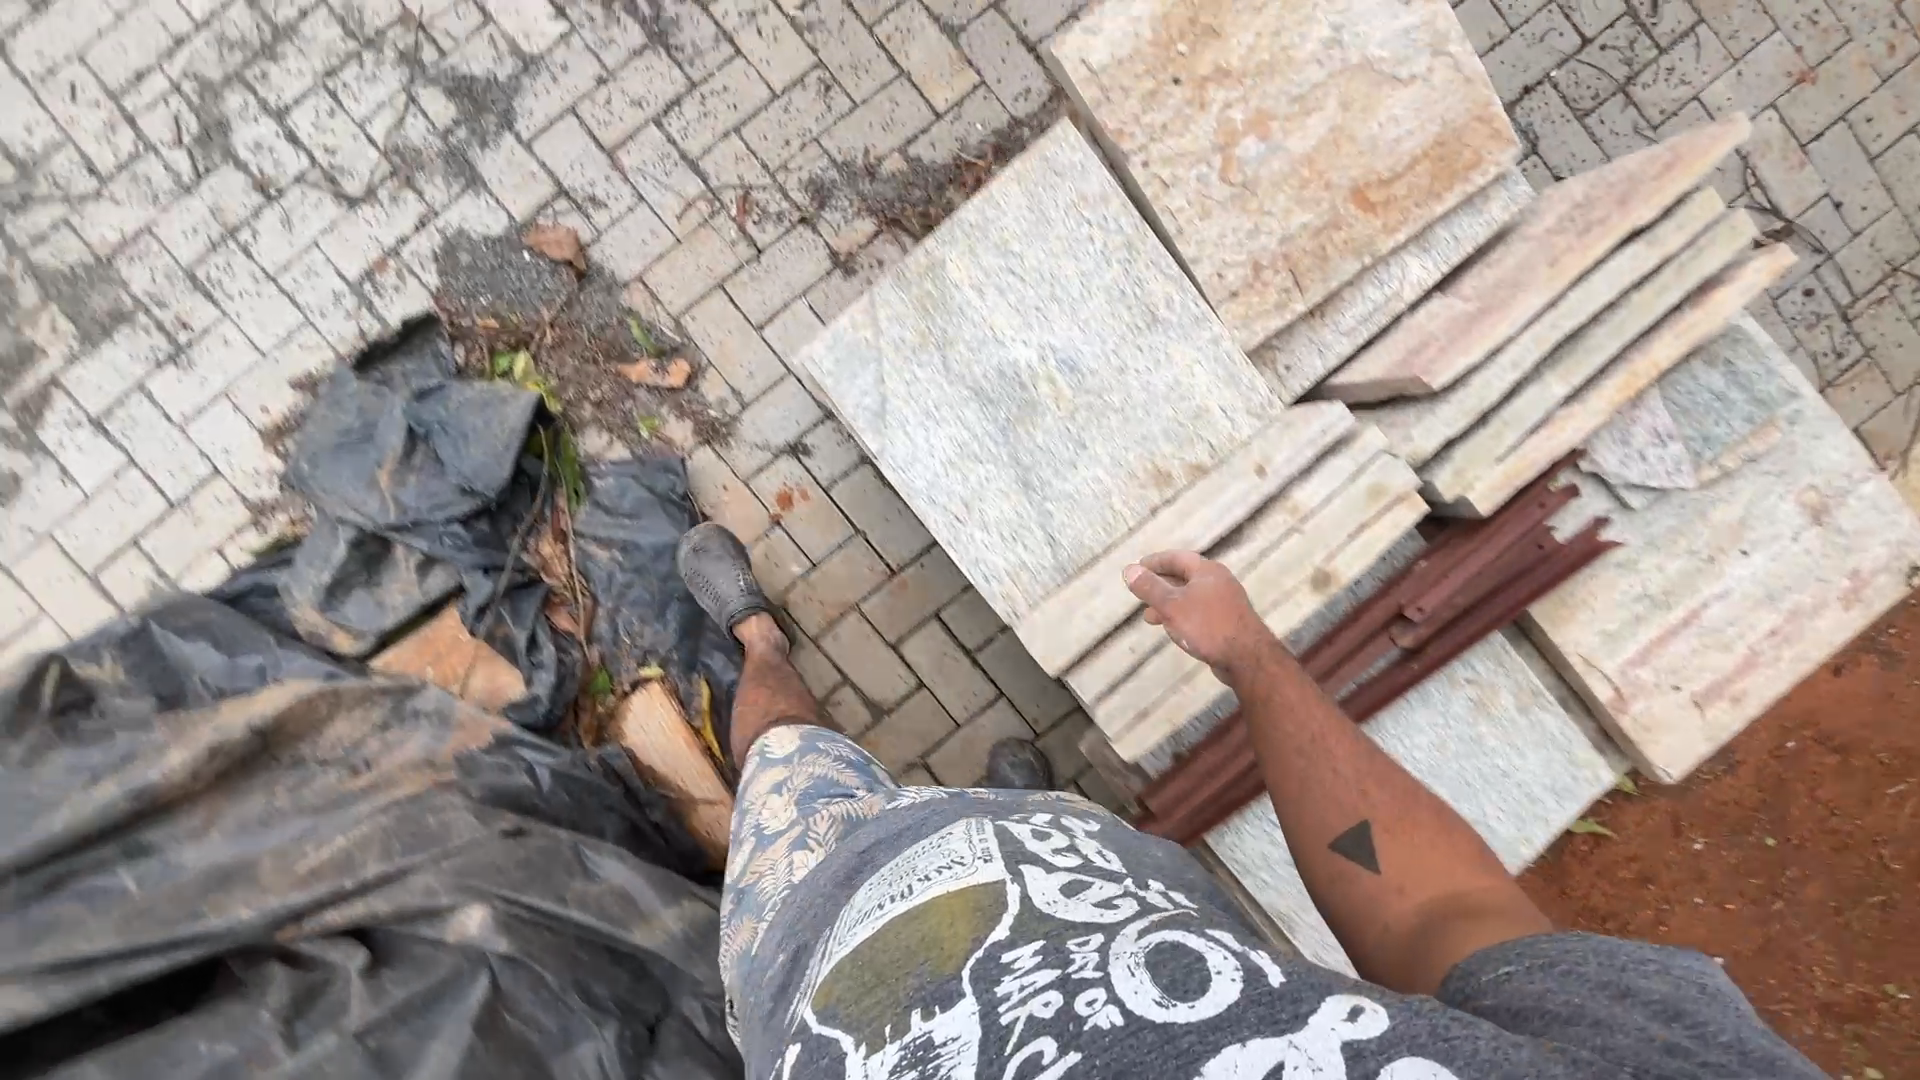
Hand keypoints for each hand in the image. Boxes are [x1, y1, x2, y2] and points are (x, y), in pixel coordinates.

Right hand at [1123, 551, 1278, 682]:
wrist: (1247, 658)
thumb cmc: (1207, 626)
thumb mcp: (1171, 605)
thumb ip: (1149, 587)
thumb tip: (1129, 569)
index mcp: (1207, 571)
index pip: (1177, 557)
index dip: (1155, 561)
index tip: (1137, 568)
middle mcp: (1218, 582)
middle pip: (1184, 576)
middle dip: (1159, 585)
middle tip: (1140, 593)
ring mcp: (1225, 602)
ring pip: (1190, 597)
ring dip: (1168, 603)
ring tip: (1149, 617)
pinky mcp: (1227, 622)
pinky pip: (1198, 612)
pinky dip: (1181, 615)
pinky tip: (1173, 629)